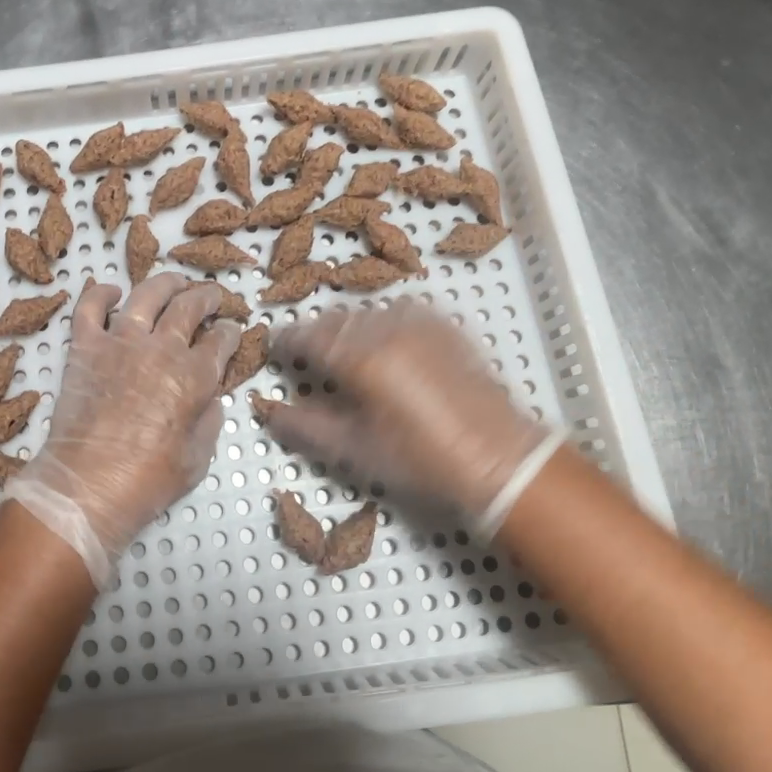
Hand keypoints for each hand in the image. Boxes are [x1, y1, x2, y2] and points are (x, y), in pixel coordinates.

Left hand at [5, 275, 242, 587]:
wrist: (87, 487)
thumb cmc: (148, 482)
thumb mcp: (198, 459)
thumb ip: (208, 420)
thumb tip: (210, 397)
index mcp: (194, 377)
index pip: (221, 341)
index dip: (230, 333)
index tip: (230, 332)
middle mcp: (161, 349)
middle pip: (189, 307)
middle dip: (206, 297)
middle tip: (211, 296)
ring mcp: (120, 343)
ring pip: (148, 295)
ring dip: (167, 283)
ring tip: (176, 281)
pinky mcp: (85, 347)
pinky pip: (90, 308)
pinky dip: (100, 293)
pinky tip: (112, 291)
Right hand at [265, 299, 561, 536]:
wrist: (499, 457)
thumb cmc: (424, 460)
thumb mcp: (357, 450)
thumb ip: (308, 426)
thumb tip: (272, 412)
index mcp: (361, 357)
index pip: (307, 335)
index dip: (286, 342)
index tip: (276, 351)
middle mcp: (387, 328)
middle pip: (336, 319)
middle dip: (316, 334)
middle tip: (307, 357)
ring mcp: (420, 323)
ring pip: (368, 313)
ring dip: (349, 328)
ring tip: (346, 353)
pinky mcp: (445, 326)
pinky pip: (401, 311)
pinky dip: (384, 323)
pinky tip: (385, 344)